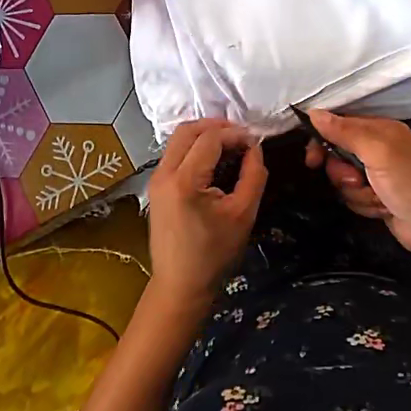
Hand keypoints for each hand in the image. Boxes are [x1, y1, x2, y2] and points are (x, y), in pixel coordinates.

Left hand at [147, 120, 267, 304]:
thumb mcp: (243, 214)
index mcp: (184, 181)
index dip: (235, 134)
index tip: (255, 141)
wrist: (180, 283)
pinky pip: (174, 154)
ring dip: (204, 136)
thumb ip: (253, 175)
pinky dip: (193, 148)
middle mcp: (163, 173)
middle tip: (242, 136)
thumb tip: (255, 148)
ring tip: (231, 145)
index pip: (209, 139)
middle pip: (187, 130)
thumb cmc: (214, 253)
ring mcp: (155, 179)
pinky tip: (214, 159)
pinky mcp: (155, 186)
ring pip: (177, 140)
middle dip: (217, 127)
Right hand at [303, 109, 410, 255]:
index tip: (313, 159)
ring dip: (354, 192)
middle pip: (336, 154)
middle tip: (353, 181)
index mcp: (380, 130)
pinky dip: (363, 204)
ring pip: (342, 179)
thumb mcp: (378, 151)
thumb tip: (313, 113)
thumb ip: (345, 131)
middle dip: (340, 172)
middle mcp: (378, 149)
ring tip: (376, 198)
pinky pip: (352, 196)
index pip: (337, 125)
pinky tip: (381, 209)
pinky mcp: (377, 197)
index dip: (321, 140)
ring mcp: (378, 175)